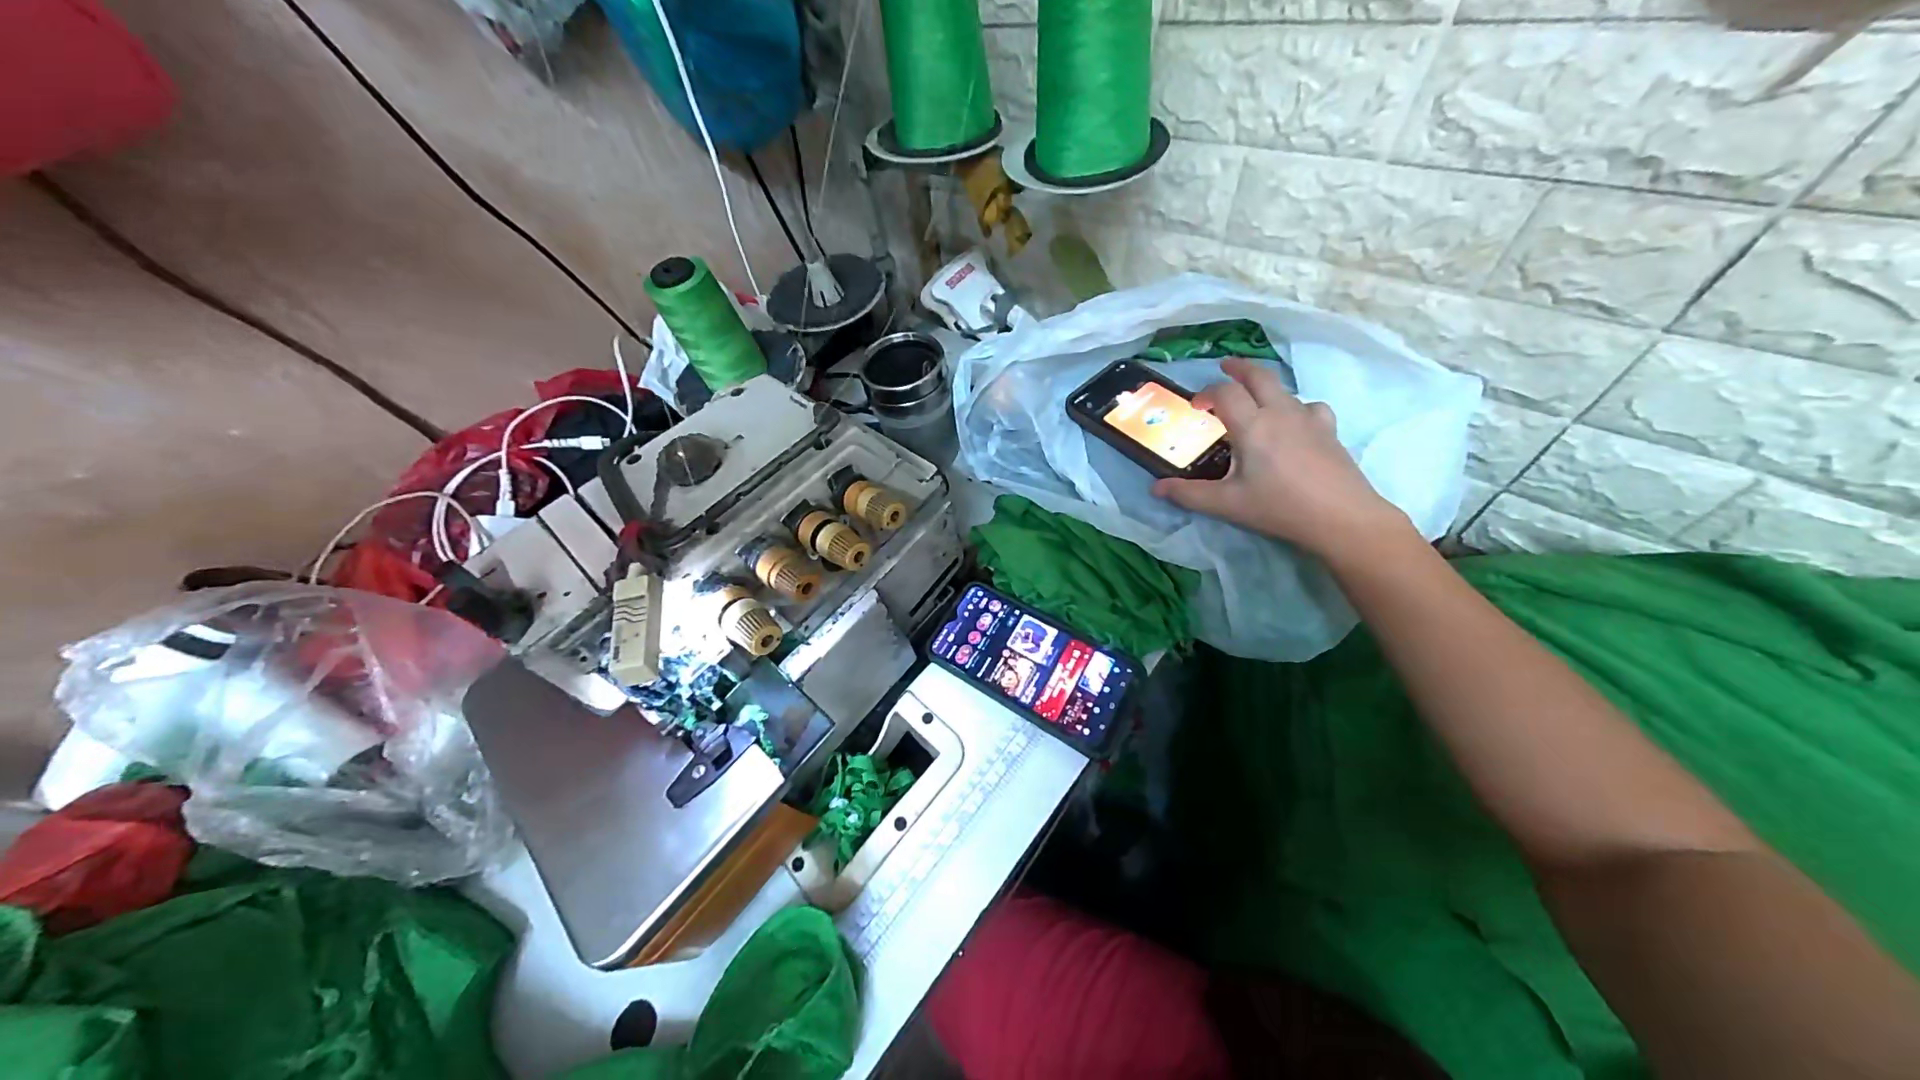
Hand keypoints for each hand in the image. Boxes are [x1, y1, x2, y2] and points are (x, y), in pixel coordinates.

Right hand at [1152, 357, 1414, 558]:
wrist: (1341, 517)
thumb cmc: (1279, 508)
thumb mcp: (1227, 504)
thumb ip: (1189, 494)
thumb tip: (1156, 489)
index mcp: (1252, 425)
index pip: (1224, 393)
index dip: (1206, 393)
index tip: (1196, 407)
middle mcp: (1280, 412)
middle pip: (1258, 376)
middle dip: (1238, 368)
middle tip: (1224, 368)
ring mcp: (1308, 418)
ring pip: (1283, 389)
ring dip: (1264, 388)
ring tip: (1254, 401)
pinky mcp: (1329, 430)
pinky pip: (1309, 406)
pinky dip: (1294, 407)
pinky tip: (1294, 422)